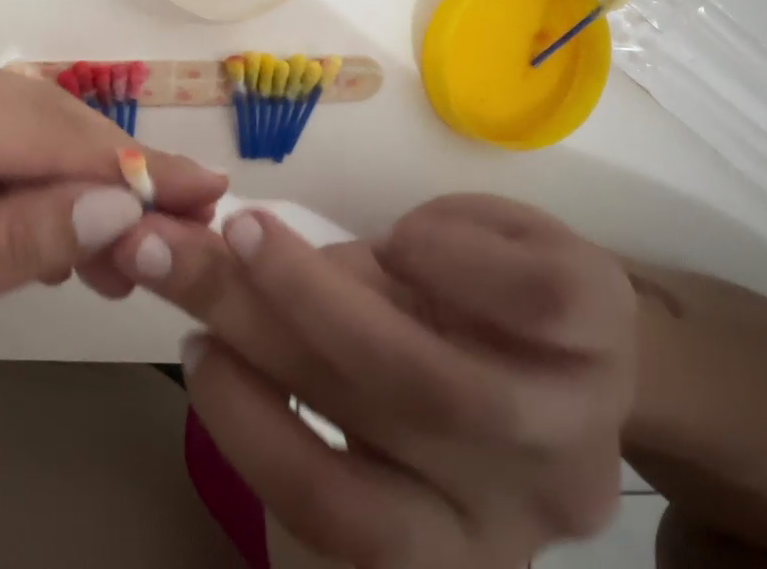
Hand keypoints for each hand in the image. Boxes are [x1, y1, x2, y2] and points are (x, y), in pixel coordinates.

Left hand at [0, 49, 226, 408]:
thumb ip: (13, 238)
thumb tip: (124, 203)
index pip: (35, 122)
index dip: (123, 166)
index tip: (207, 204)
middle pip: (25, 121)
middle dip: (106, 175)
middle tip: (189, 230)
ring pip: (0, 147)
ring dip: (65, 195)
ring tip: (135, 254)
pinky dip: (13, 210)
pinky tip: (60, 247)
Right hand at [112, 194, 635, 568]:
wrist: (554, 338)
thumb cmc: (418, 360)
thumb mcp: (338, 369)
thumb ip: (261, 333)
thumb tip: (159, 254)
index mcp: (449, 535)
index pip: (342, 518)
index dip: (250, 431)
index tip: (189, 349)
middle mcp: (520, 498)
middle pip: (371, 424)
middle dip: (249, 323)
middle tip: (166, 250)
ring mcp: (575, 415)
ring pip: (436, 380)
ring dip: (313, 290)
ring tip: (246, 231)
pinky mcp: (608, 326)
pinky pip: (523, 291)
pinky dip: (434, 247)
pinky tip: (399, 238)